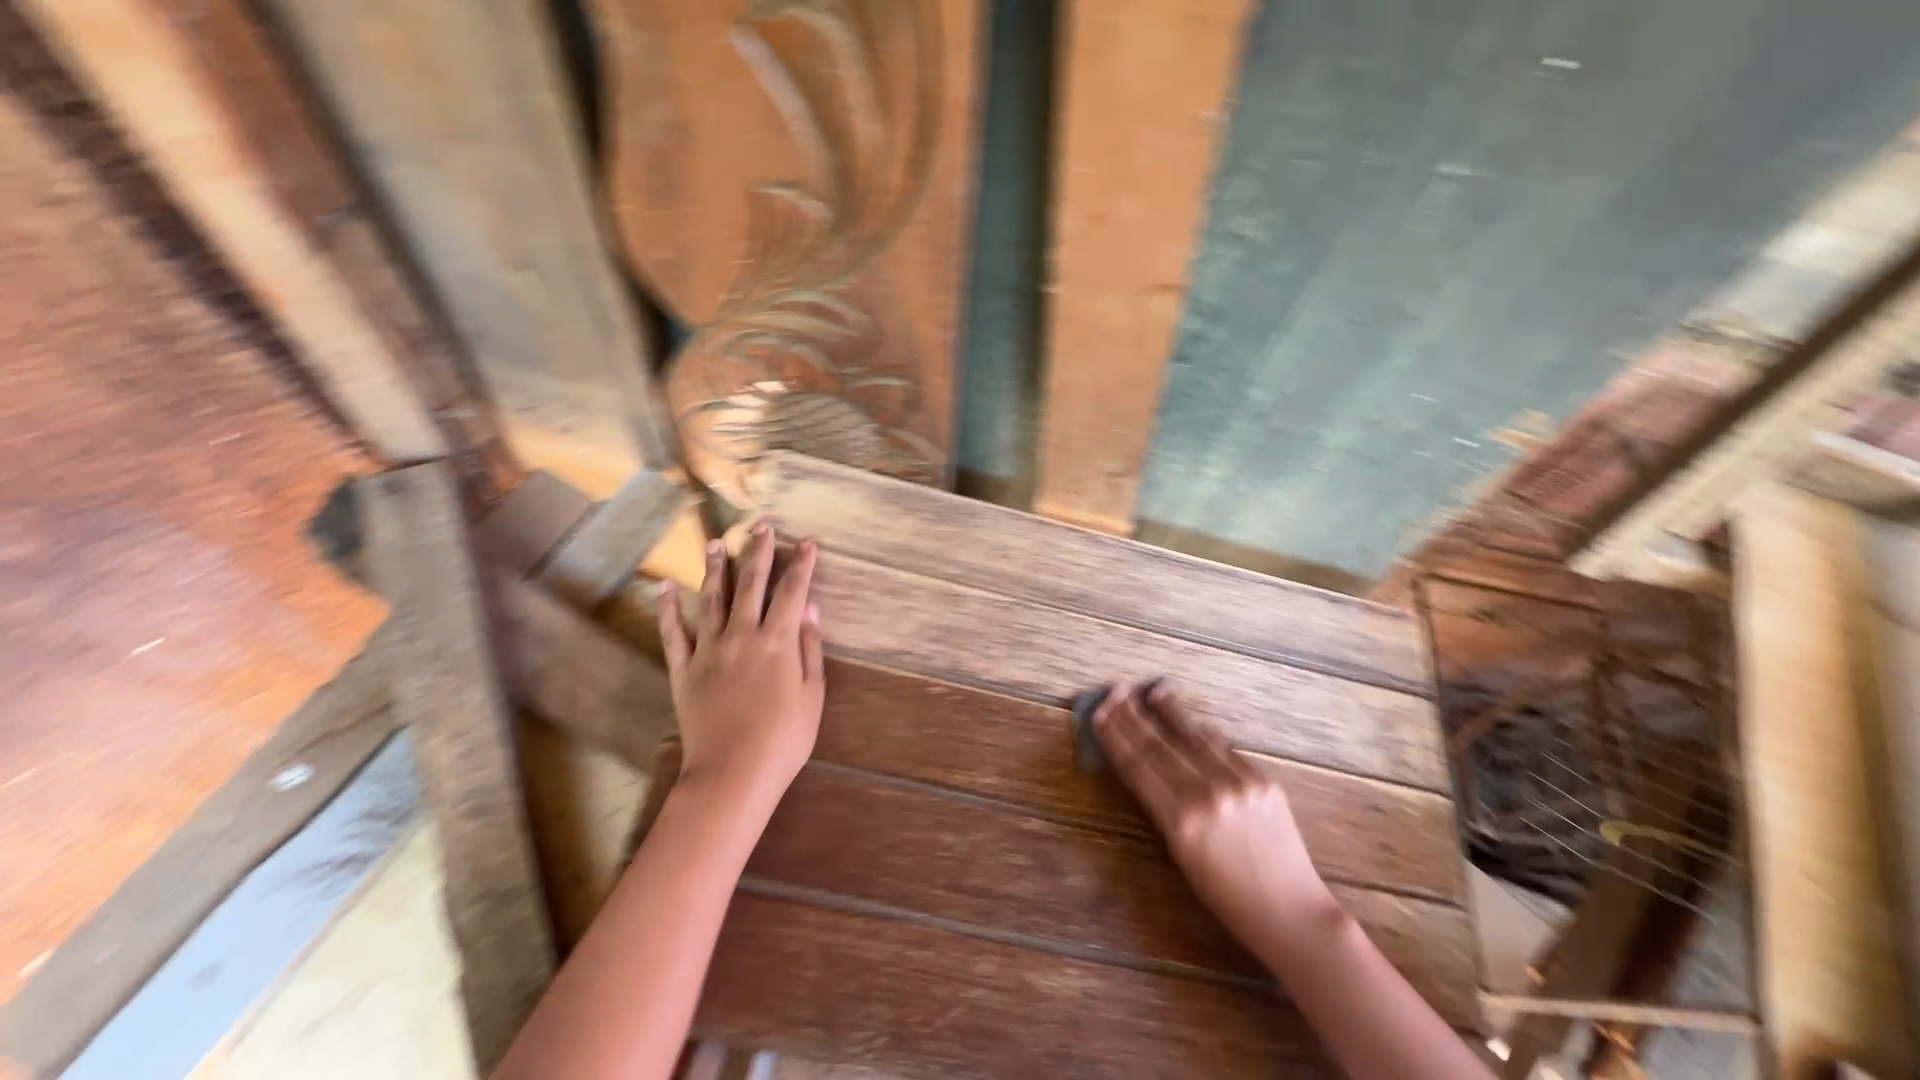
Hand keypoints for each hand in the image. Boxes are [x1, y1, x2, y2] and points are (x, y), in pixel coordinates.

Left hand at [657, 523, 824, 800]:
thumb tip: (809, 608)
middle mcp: (742, 635)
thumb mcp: (811, 695)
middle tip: (763, 527)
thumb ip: (809, 648)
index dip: (802, 565)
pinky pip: (674, 632)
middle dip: (759, 552)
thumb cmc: (783, 740)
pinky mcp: (684, 669)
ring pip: (712, 599)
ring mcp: (709, 650)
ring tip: (717, 542)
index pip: (792, 592)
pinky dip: (669, 609)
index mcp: (777, 642)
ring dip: (716, 568)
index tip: (808, 543)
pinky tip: (666, 588)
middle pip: (751, 584)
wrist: (732, 773)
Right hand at [1093, 683, 1337, 951]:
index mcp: (1180, 820)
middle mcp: (1207, 794)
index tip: (1100, 713)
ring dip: (1171, 711)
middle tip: (1116, 690)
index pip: (1139, 766)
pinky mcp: (1264, 779)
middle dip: (1134, 716)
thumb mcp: (1179, 855)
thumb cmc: (1224, 897)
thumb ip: (1163, 809)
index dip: (1116, 736)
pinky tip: (1191, 721)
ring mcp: (1239, 783)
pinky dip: (1202, 732)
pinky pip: (1225, 749)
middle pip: (1160, 745)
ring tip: (1154, 690)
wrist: (1288, 910)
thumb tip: (1146, 768)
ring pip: (1195, 737)